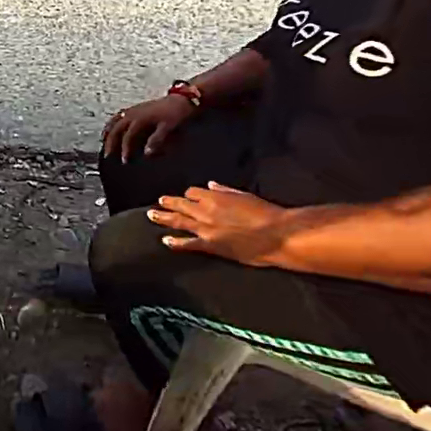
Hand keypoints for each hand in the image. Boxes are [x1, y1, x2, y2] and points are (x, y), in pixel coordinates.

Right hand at [102, 95, 196, 161]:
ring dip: (108, 132)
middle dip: (110, 143)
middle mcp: (133, 114)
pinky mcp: (136, 108)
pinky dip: (112, 123)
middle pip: (115, 129)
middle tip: (107, 155)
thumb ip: (157, 140)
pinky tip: (113, 128)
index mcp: (140, 119)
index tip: (125, 160)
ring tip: (104, 142)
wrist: (183, 99)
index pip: (127, 137)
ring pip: (114, 121)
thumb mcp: (169, 127)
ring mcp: (133, 110)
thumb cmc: (177, 113)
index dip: (125, 149)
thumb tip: (147, 153)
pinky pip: (118, 115)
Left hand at [147, 183, 289, 265]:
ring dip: (163, 217)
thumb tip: (210, 185)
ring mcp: (205, 228)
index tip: (186, 196)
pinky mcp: (209, 245)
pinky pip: (187, 243)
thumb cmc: (267, 213)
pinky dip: (175, 242)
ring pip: (178, 221)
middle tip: (159, 202)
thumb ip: (225, 191)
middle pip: (181, 204)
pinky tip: (166, 241)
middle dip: (169, 203)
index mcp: (215, 197)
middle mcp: (205, 210)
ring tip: (152, 215)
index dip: (189, 195)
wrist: (278, 235)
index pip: (193, 192)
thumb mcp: (245, 196)